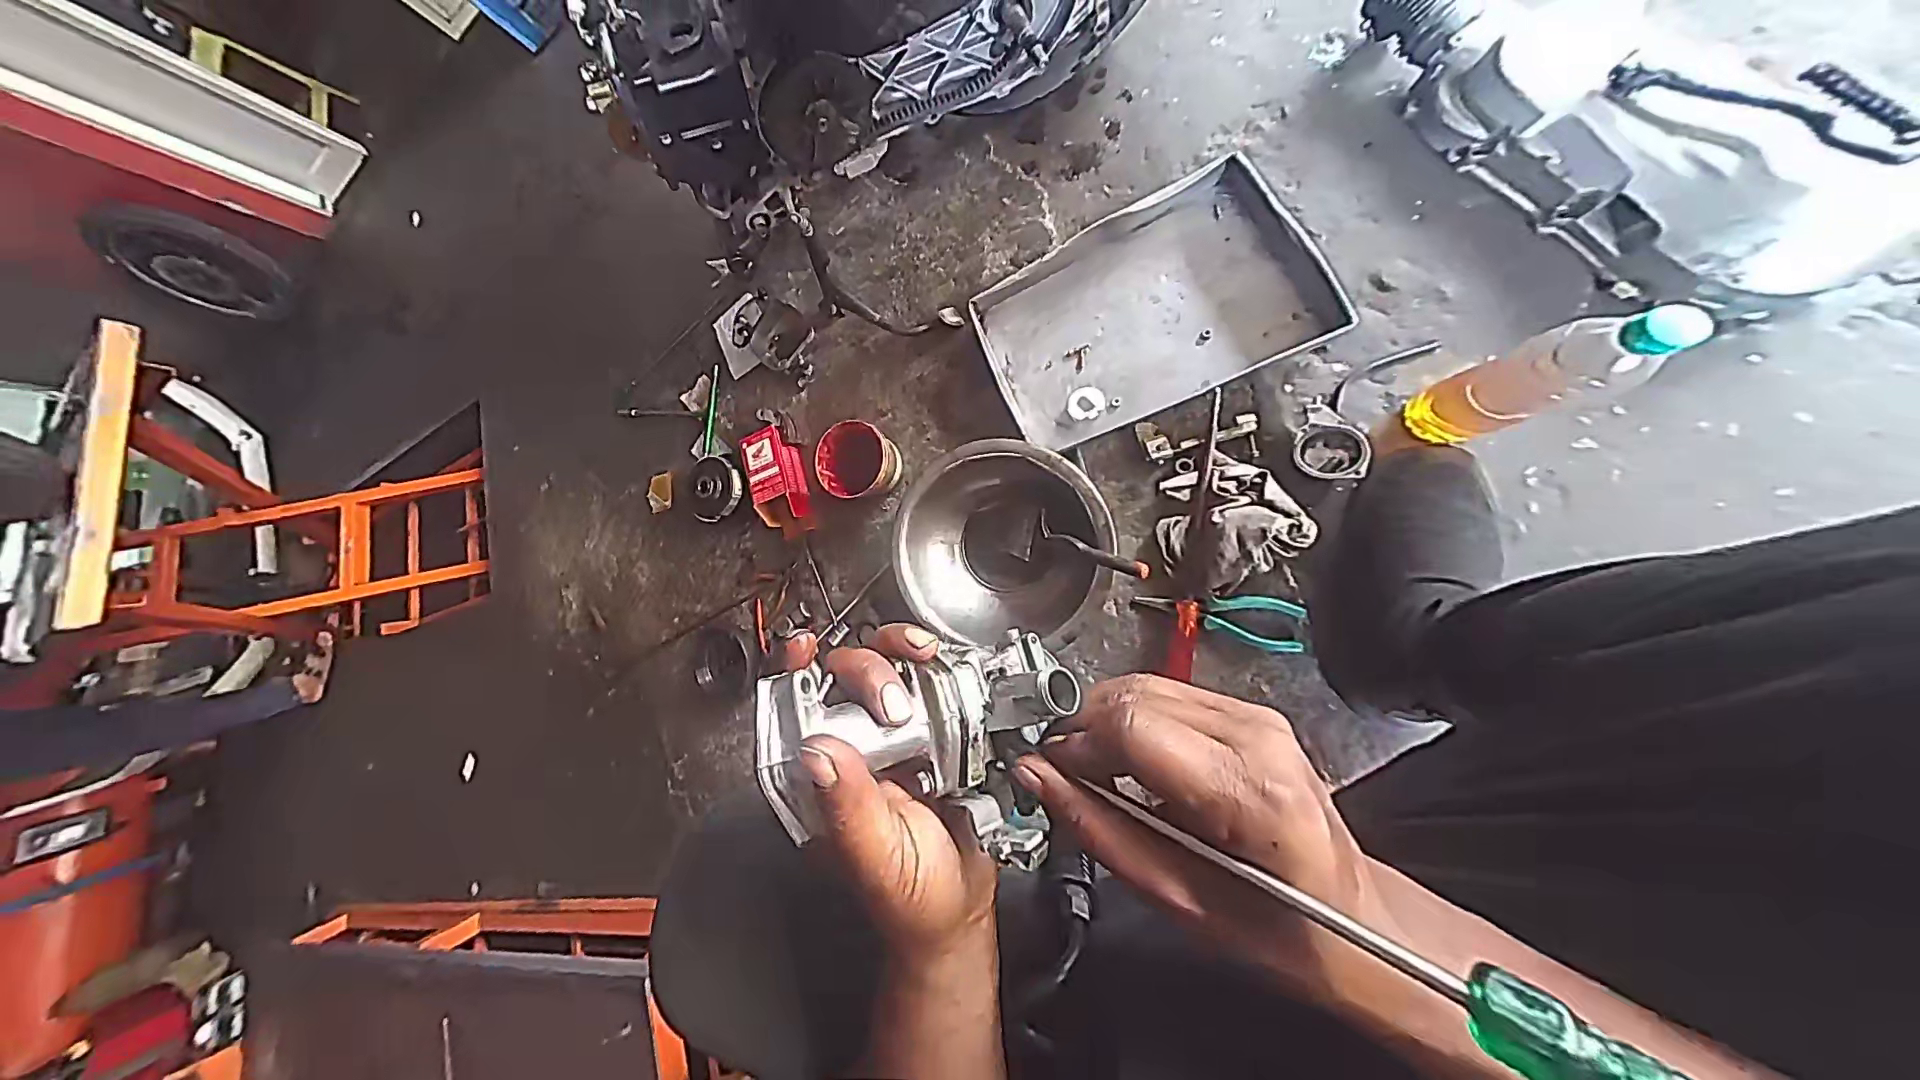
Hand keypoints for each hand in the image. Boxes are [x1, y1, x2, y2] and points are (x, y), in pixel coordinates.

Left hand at [782, 624, 999, 954]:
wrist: (961, 910)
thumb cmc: (912, 900)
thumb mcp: (876, 860)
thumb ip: (848, 809)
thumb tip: (817, 752)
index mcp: (821, 780)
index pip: (794, 710)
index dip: (793, 671)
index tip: (806, 648)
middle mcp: (852, 753)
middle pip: (843, 678)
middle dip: (868, 672)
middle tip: (895, 703)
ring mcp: (892, 742)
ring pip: (884, 671)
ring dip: (900, 658)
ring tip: (923, 668)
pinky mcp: (931, 736)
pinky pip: (926, 686)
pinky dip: (933, 669)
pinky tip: (942, 675)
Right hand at [1010, 674, 1378, 994]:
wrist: (1354, 921)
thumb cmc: (1279, 926)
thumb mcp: (1174, 894)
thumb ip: (1096, 826)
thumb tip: (1040, 777)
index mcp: (1246, 789)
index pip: (1129, 723)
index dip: (1076, 742)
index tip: (1053, 769)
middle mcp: (1255, 735)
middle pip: (1130, 693)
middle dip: (1083, 728)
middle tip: (1068, 773)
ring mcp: (1256, 717)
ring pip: (1142, 686)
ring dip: (1104, 723)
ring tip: (1101, 772)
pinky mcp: (1249, 713)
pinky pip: (1166, 695)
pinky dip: (1132, 721)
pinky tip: (1134, 762)